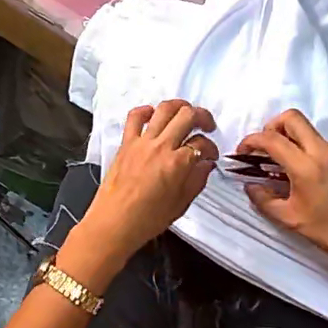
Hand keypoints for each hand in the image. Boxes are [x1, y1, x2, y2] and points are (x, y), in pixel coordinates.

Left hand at [78, 99, 218, 259]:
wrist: (115, 222)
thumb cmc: (147, 219)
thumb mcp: (181, 204)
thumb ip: (196, 180)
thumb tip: (205, 165)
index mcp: (178, 163)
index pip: (203, 144)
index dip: (211, 148)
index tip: (211, 156)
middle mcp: (161, 147)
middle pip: (187, 116)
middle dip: (203, 117)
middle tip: (206, 126)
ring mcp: (142, 142)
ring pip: (164, 109)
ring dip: (180, 106)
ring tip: (185, 112)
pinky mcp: (126, 143)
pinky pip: (134, 117)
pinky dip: (146, 110)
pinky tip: (153, 114)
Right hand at [236, 109, 327, 284]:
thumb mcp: (290, 219)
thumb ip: (263, 199)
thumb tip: (250, 185)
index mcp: (308, 168)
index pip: (272, 140)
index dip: (251, 141)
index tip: (243, 151)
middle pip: (293, 118)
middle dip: (272, 126)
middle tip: (268, 146)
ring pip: (312, 135)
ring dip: (297, 146)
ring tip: (296, 172)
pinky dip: (319, 157)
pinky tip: (322, 180)